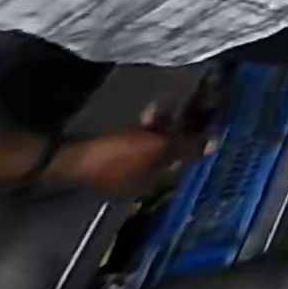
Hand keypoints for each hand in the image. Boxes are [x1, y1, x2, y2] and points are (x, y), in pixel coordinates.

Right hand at [47, 101, 207, 196]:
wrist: (71, 156)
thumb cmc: (117, 154)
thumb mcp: (158, 149)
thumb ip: (187, 147)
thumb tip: (216, 146)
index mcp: (154, 183)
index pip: (186, 163)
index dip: (199, 141)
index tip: (213, 121)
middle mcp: (144, 178)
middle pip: (173, 150)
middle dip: (182, 127)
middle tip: (193, 107)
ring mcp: (129, 167)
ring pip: (159, 141)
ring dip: (165, 122)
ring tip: (165, 105)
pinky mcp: (117, 154)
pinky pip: (142, 137)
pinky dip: (149, 124)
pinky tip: (151, 109)